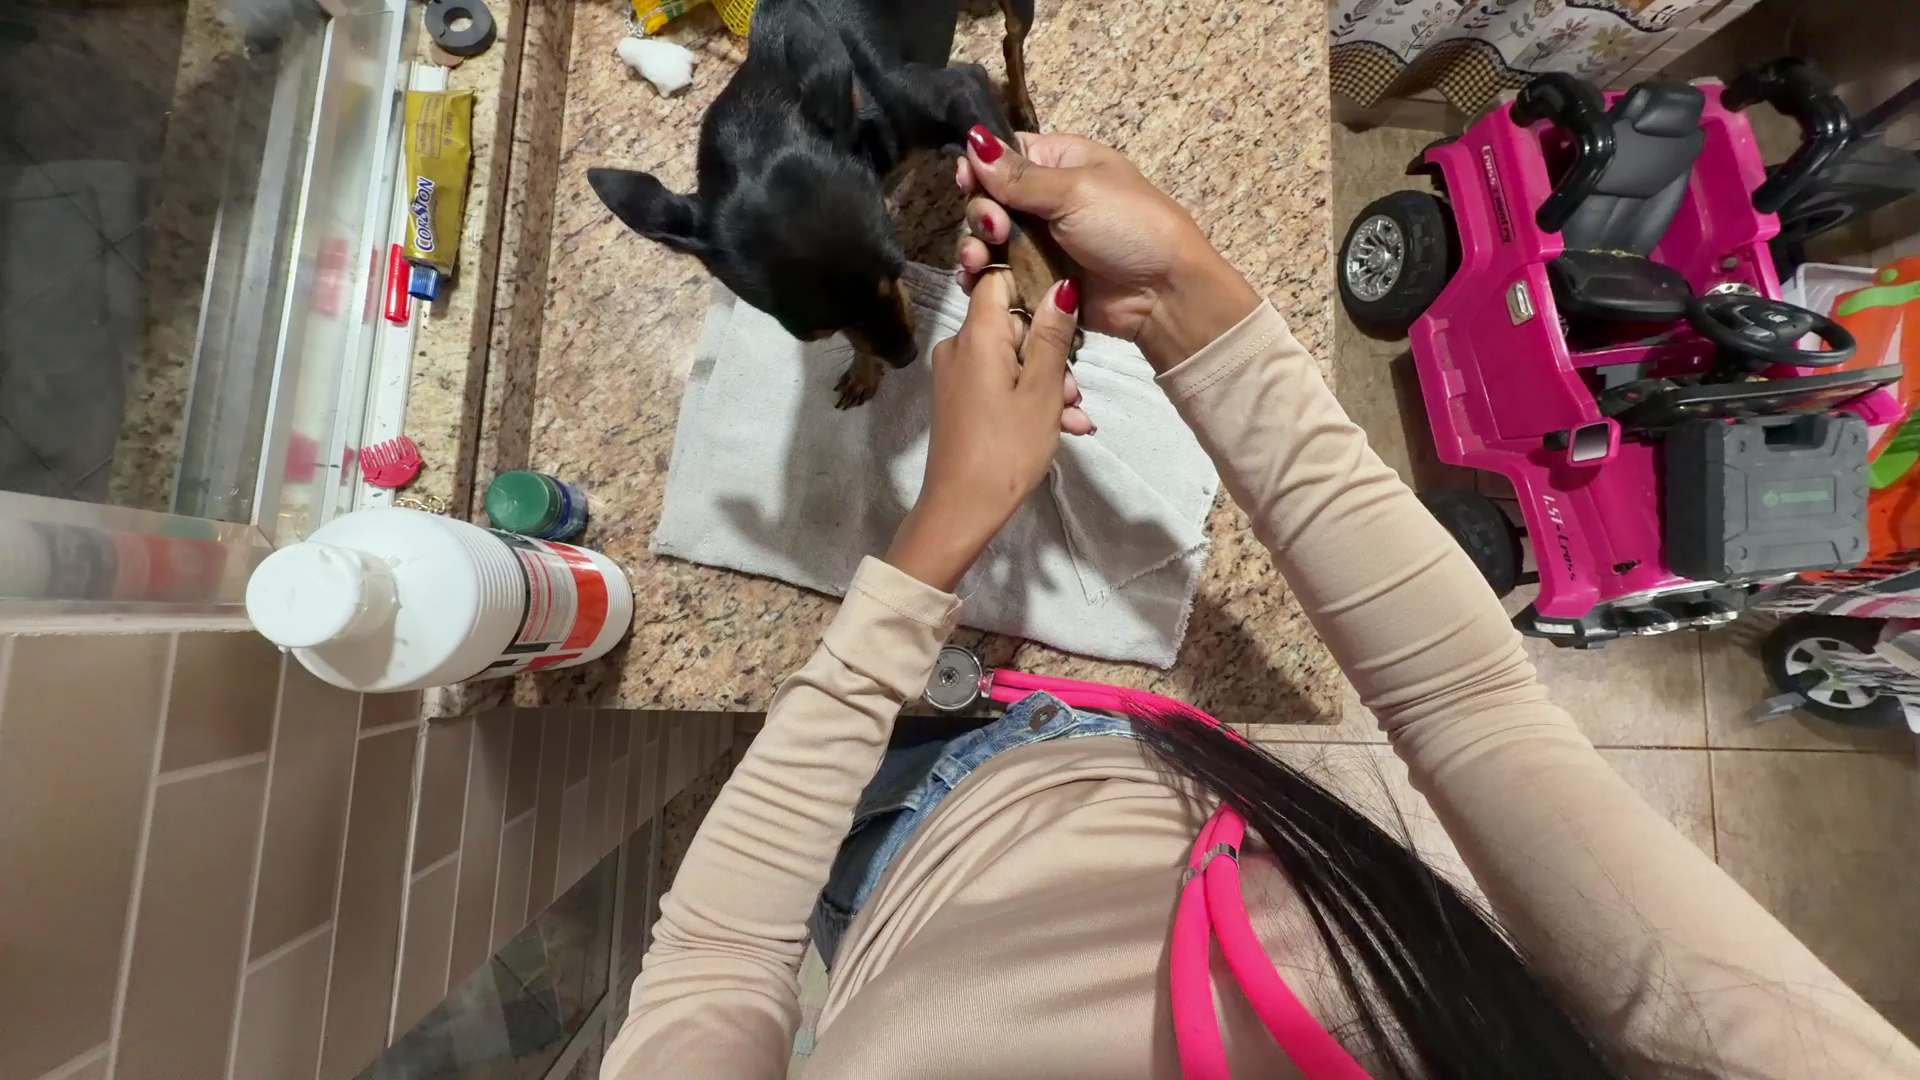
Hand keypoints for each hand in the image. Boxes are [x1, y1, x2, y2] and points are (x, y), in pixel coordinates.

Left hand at [886, 272, 1082, 590]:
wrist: (961, 508)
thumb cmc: (1007, 448)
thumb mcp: (1042, 390)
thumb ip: (1052, 336)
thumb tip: (1060, 286)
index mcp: (976, 335)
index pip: (997, 280)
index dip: (1032, 287)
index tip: (1062, 314)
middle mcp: (958, 348)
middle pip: (1010, 326)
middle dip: (1049, 354)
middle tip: (1073, 392)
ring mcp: (956, 377)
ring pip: (1010, 362)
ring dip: (1046, 385)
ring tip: (1073, 418)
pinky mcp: (959, 402)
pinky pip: (998, 386)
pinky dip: (1027, 401)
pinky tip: (1063, 427)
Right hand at [956, 128, 1261, 371]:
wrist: (1160, 293)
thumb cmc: (1128, 227)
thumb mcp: (1075, 191)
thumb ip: (1020, 176)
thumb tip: (973, 140)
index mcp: (1059, 164)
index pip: (1003, 157)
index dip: (980, 168)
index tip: (967, 182)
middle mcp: (1044, 203)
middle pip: (988, 201)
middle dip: (980, 215)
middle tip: (996, 232)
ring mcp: (1039, 246)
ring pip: (988, 242)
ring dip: (975, 249)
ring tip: (979, 261)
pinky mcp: (1036, 283)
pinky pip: (998, 277)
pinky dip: (982, 279)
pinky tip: (976, 281)